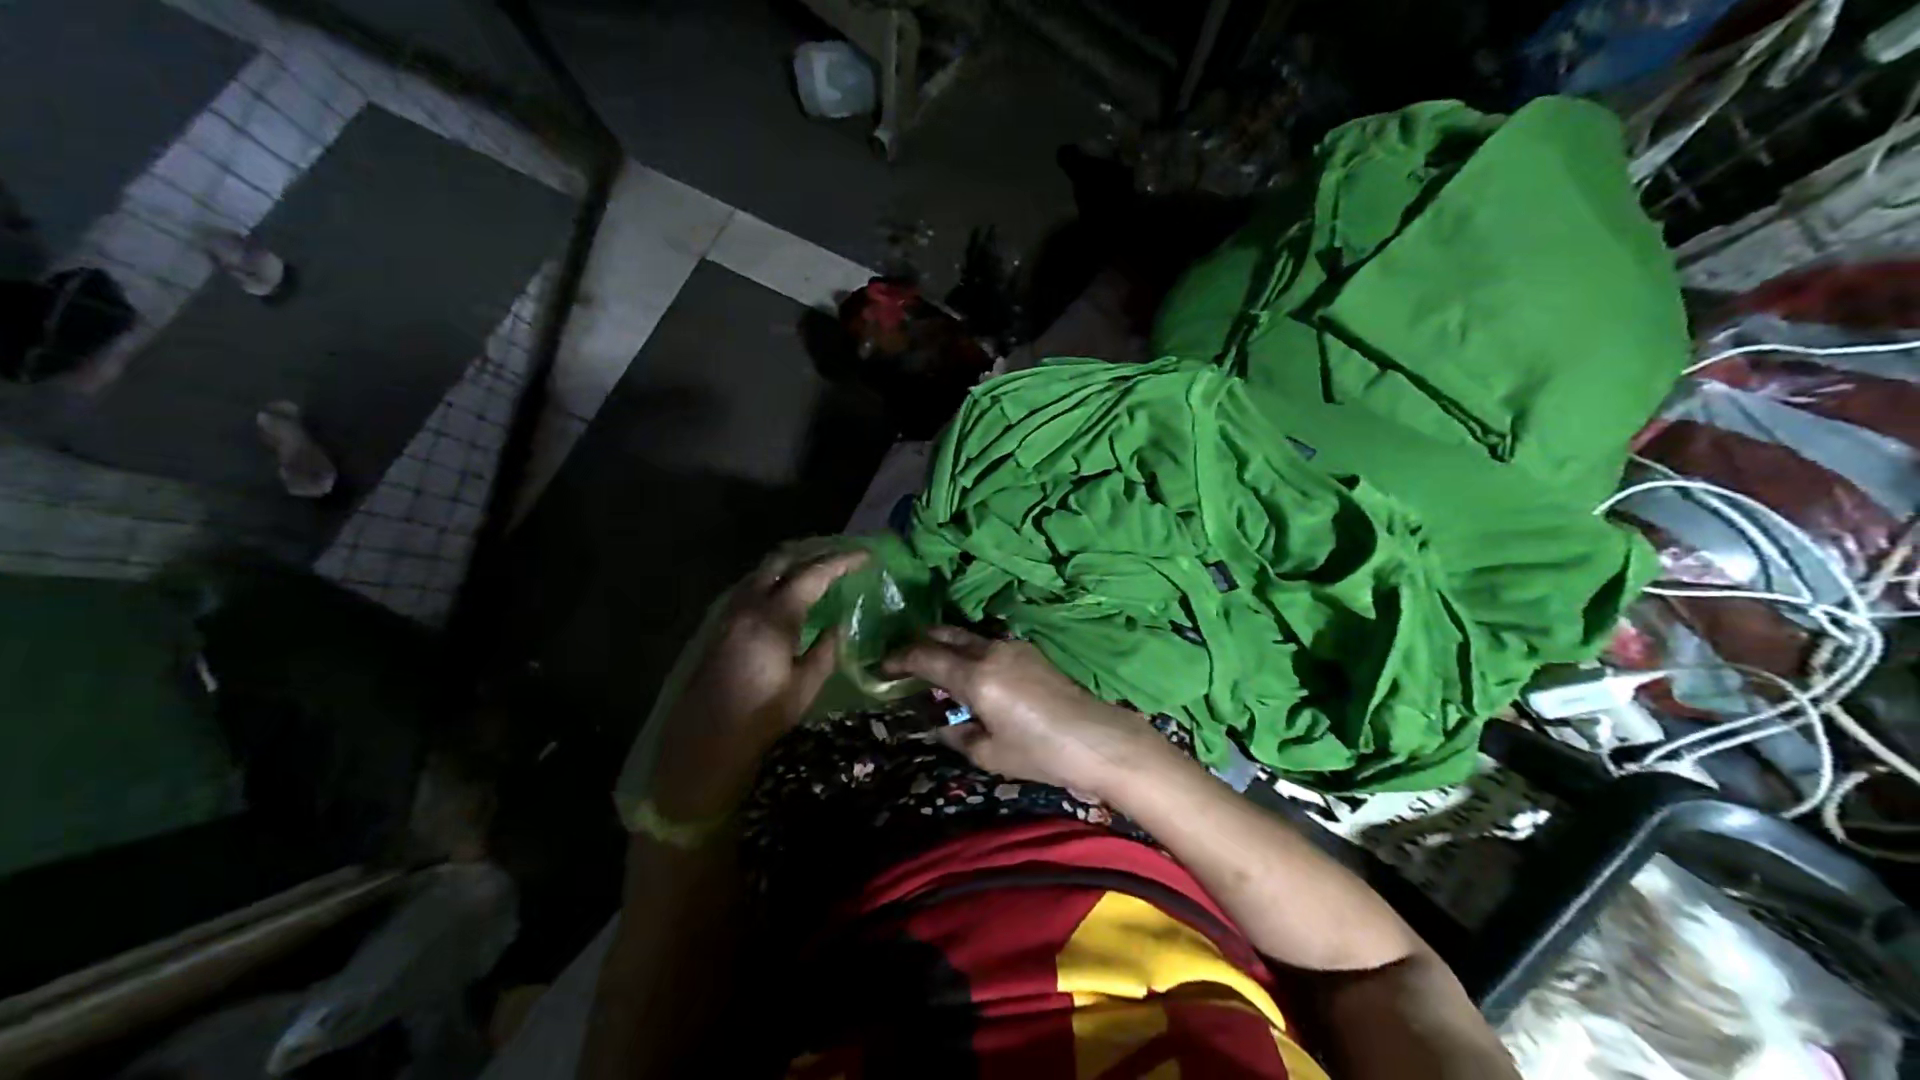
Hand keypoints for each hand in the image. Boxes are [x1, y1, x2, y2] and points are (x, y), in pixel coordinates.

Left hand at [651, 546, 864, 819]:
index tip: (865, 556)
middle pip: (781, 560)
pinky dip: (773, 579)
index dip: (841, 562)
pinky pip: (750, 586)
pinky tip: (786, 593)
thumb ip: (826, 649)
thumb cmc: (762, 715)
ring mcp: (730, 612)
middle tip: (839, 557)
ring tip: (817, 570)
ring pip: (762, 571)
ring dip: (791, 563)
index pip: (813, 575)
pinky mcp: (721, 624)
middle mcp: (749, 604)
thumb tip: (839, 625)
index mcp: (774, 617)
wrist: (706, 738)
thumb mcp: (805, 686)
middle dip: (813, 553)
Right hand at [884, 626, 1164, 798]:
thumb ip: (956, 735)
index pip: (925, 657)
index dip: (899, 659)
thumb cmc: (1040, 752)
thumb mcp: (989, 753)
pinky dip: (970, 650)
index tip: (882, 667)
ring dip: (946, 644)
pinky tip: (971, 671)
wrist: (1098, 739)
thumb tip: (940, 725)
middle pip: (945, 635)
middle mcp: (991, 651)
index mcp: (975, 676)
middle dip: (920, 643)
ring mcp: (1013, 647)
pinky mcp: (1031, 651)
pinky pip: (989, 643)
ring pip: (968, 636)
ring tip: (935, 665)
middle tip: (903, 660)